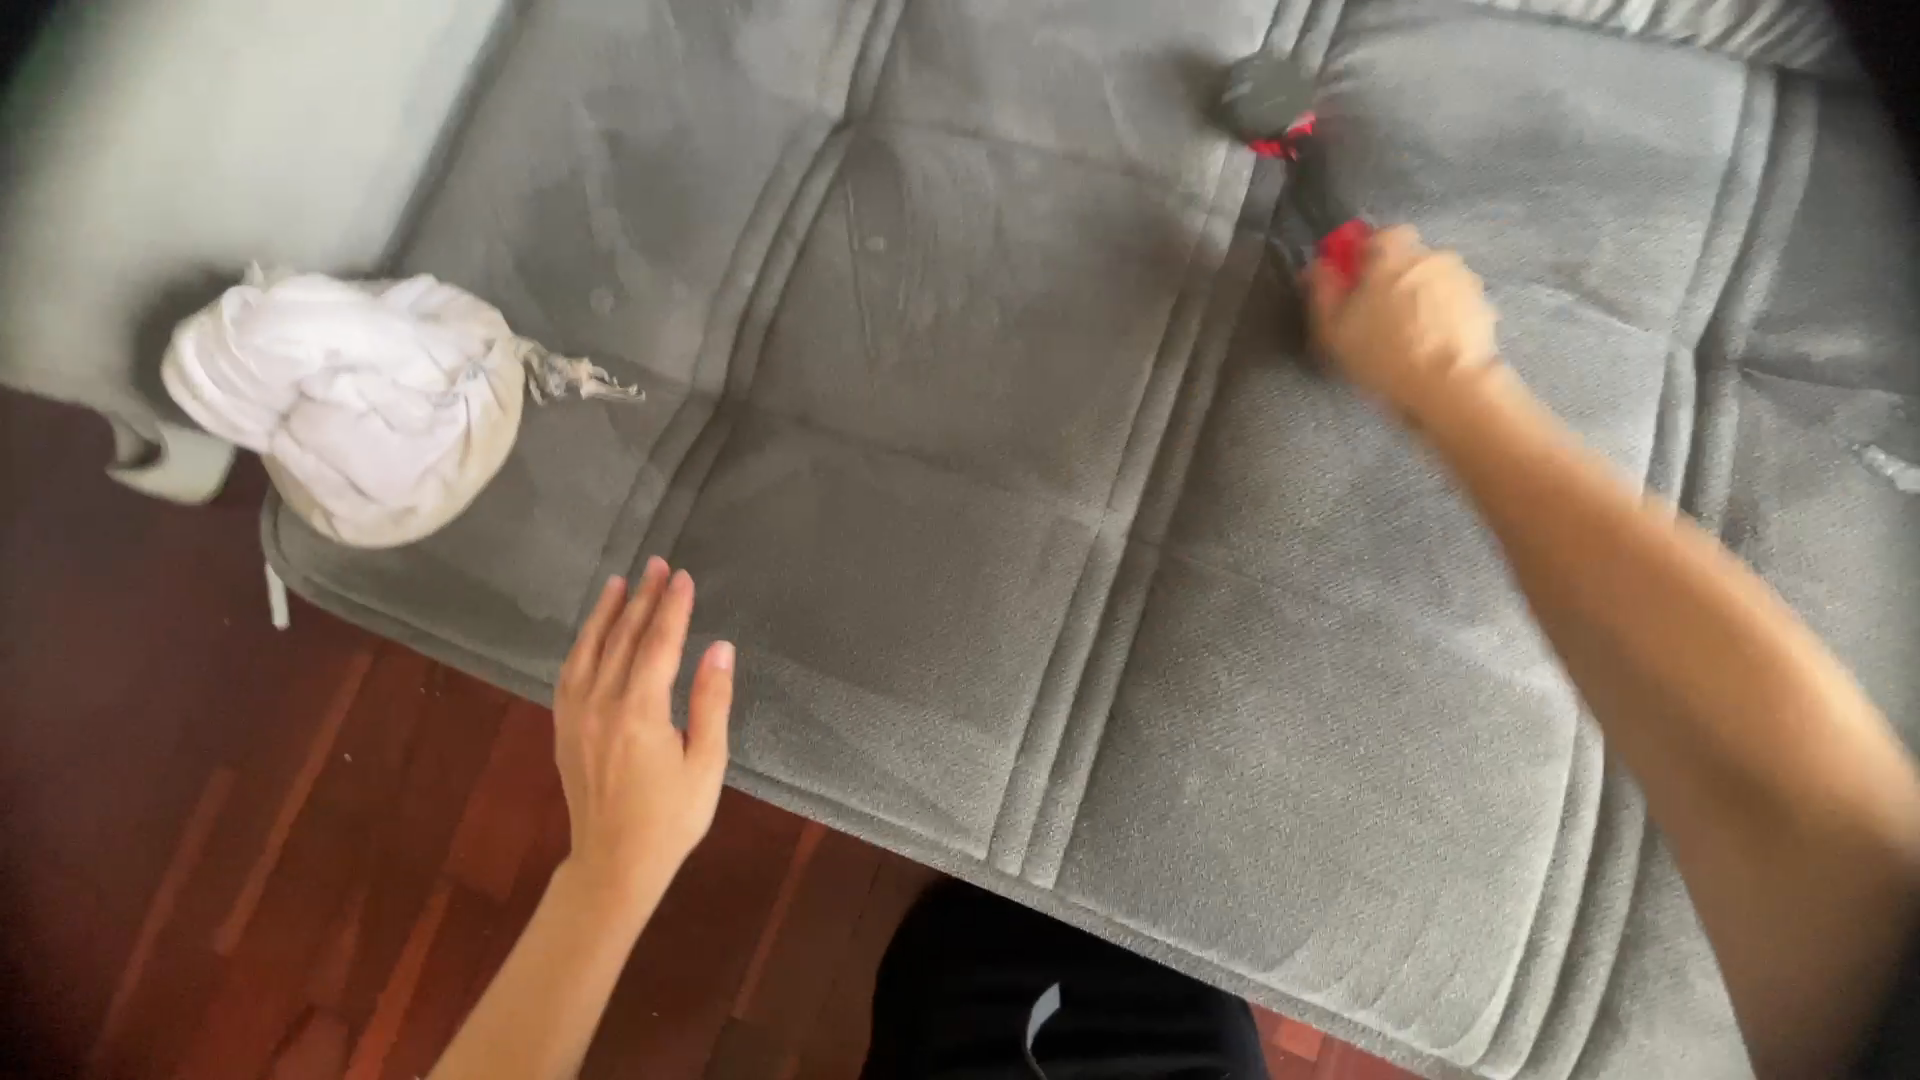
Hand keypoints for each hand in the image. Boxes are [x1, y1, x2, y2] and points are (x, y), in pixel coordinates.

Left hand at [553, 558, 733, 905]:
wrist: (615, 864)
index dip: (672, 607)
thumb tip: (720, 647)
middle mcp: (602, 705)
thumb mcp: (707, 762)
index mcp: (640, 712)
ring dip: (606, 613)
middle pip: (624, 639)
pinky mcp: (565, 728)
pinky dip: (583, 644)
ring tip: (620, 582)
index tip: (683, 576)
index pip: (659, 644)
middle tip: (657, 565)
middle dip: (642, 599)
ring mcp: (576, 716)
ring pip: (589, 650)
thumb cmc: (672, 816)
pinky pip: (570, 673)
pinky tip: (591, 633)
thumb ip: (711, 700)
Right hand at [1306, 226, 1501, 418]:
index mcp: (1392, 256)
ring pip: (1432, 281)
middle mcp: (1432, 257)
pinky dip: (1441, 316)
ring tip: (1406, 335)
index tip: (1355, 280)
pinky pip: (1452, 302)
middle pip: (1408, 259)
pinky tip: (1429, 345)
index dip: (1366, 254)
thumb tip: (1319, 265)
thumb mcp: (1333, 328)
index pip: (1380, 235)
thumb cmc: (1381, 353)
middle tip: (1376, 315)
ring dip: (1419, 298)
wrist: (1448, 384)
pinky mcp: (1483, 304)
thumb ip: (1323, 290)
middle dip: (1393, 279)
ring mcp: (1462, 279)